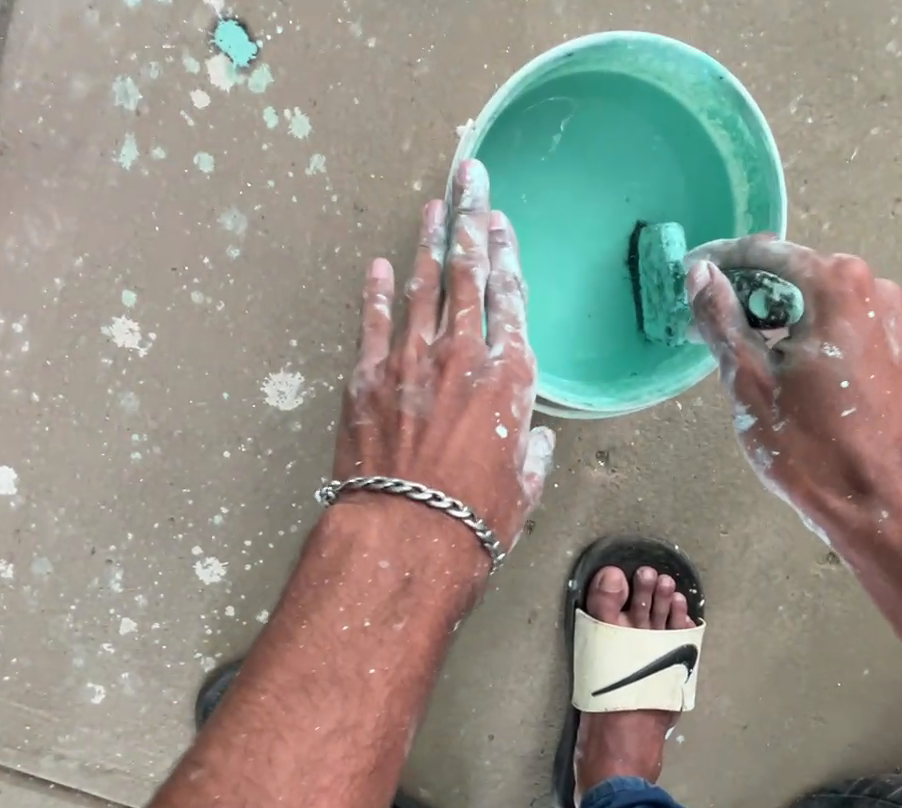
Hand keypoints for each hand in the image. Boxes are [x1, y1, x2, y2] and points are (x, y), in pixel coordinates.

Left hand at [333, 158, 554, 569]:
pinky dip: (377, 291)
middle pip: (469, 275)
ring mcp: (410, 361)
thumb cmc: (475, 520)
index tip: (501, 224)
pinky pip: (375, 321)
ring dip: (428, 242)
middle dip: (469, 220)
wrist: (406, 536)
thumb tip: (533, 440)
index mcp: (510, 379)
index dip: (507, 258)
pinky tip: (380, 264)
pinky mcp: (367, 377)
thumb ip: (531, 453)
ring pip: (423, 286)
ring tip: (433, 205)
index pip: (512, 302)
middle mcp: (463, 356)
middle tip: (469, 177)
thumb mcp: (524, 489)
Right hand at [687, 237, 901, 539]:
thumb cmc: (808, 445)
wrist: (878, 501)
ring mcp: (890, 318)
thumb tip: (700, 274)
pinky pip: (839, 324)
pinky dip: (804, 333)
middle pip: (794, 273)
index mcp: (836, 285)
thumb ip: (722, 319)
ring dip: (774, 315)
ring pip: (817, 300)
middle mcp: (872, 287)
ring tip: (736, 347)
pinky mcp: (896, 348)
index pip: (766, 252)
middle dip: (746, 292)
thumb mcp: (749, 381)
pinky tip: (779, 363)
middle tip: (704, 323)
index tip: (687, 274)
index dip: (720, 262)